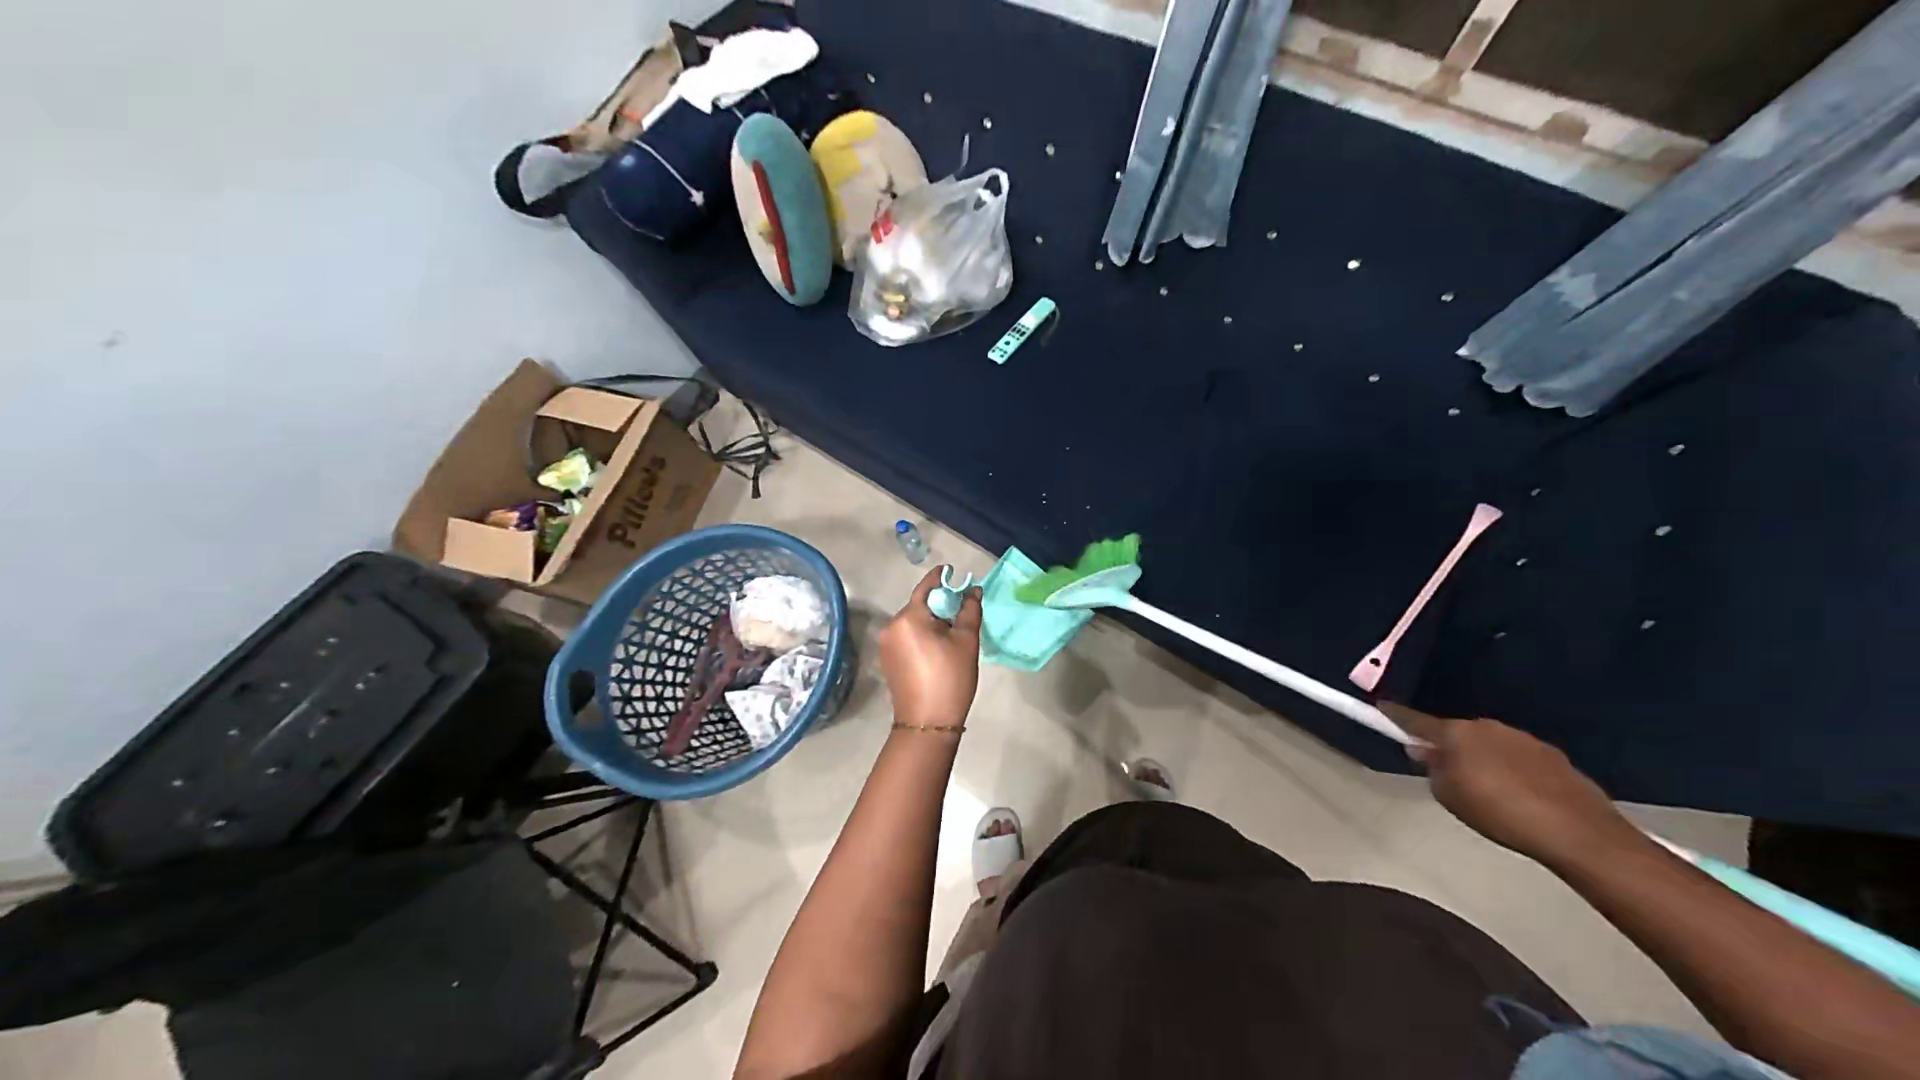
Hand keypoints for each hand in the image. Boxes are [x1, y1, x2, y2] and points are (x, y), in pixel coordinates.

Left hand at [878, 568, 982, 728]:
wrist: (928, 723)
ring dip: (931, 621)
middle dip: (939, 604)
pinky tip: (938, 647)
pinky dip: (922, 635)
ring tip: (953, 632)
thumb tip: (973, 590)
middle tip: (962, 610)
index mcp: (908, 618)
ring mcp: (886, 644)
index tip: (954, 572)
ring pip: (913, 622)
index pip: (926, 587)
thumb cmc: (950, 678)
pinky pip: (907, 637)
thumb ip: (969, 610)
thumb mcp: (966, 641)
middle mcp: (891, 626)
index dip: (941, 578)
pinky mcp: (888, 659)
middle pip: (919, 605)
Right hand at [1382, 704, 1641, 867]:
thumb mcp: (1449, 797)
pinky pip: (1517, 757)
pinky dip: (1510, 770)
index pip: (1415, 720)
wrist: (1578, 832)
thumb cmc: (1500, 813)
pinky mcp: (1552, 756)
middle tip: (1445, 773)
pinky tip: (1519, 796)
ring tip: (1488, 793)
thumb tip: (1427, 753)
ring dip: (1481, 759)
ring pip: (1487, 744)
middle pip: (1455, 732)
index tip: (1380, 708)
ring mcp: (1523, 738)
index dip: (1394, 716)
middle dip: (1447, 746)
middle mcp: (1487, 727)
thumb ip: (1433, 770)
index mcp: (1456, 734)